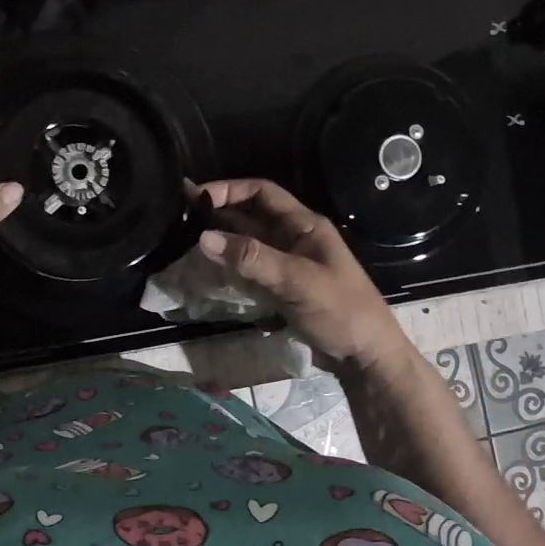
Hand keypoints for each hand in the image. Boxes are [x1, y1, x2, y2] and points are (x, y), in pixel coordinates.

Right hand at [195, 178, 406, 370]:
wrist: (365, 356)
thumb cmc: (340, 311)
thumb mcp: (296, 281)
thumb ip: (252, 259)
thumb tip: (203, 238)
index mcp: (304, 226)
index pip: (262, 193)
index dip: (229, 189)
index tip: (195, 196)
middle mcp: (293, 239)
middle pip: (251, 216)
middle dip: (218, 212)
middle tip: (179, 214)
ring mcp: (286, 264)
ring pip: (247, 243)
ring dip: (220, 238)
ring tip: (184, 238)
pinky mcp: (280, 288)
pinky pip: (249, 268)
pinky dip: (228, 265)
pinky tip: (206, 267)